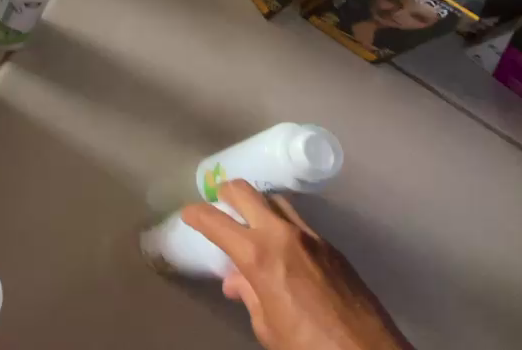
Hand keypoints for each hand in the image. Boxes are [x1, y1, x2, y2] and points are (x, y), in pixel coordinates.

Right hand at [181, 180, 413, 349]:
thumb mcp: (269, 330)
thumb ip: (249, 296)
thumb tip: (237, 282)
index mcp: (259, 256)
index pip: (215, 221)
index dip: (196, 215)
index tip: (188, 215)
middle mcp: (282, 235)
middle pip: (246, 191)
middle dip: (226, 193)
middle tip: (219, 204)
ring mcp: (312, 238)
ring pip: (276, 201)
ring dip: (259, 205)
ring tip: (253, 223)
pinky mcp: (333, 249)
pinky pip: (300, 223)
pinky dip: (283, 226)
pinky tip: (285, 251)